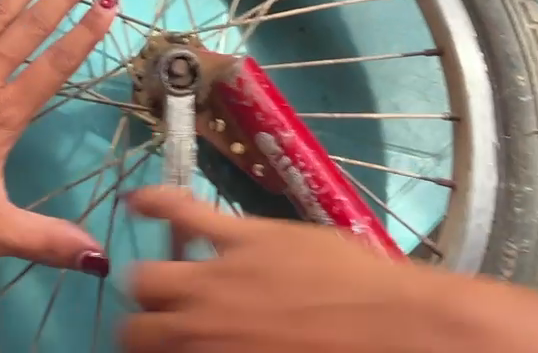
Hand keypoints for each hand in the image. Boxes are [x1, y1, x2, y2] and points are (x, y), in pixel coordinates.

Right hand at [121, 188, 455, 351]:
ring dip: (147, 282)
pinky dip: (154, 203)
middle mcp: (200, 328)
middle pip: (138, 328)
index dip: (158, 351)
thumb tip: (221, 341)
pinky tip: (137, 200)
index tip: (169, 348)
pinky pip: (180, 211)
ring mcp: (216, 278)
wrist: (400, 334)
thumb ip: (234, 352)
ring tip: (153, 278)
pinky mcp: (239, 237)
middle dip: (145, 328)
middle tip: (163, 327)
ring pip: (148, 276)